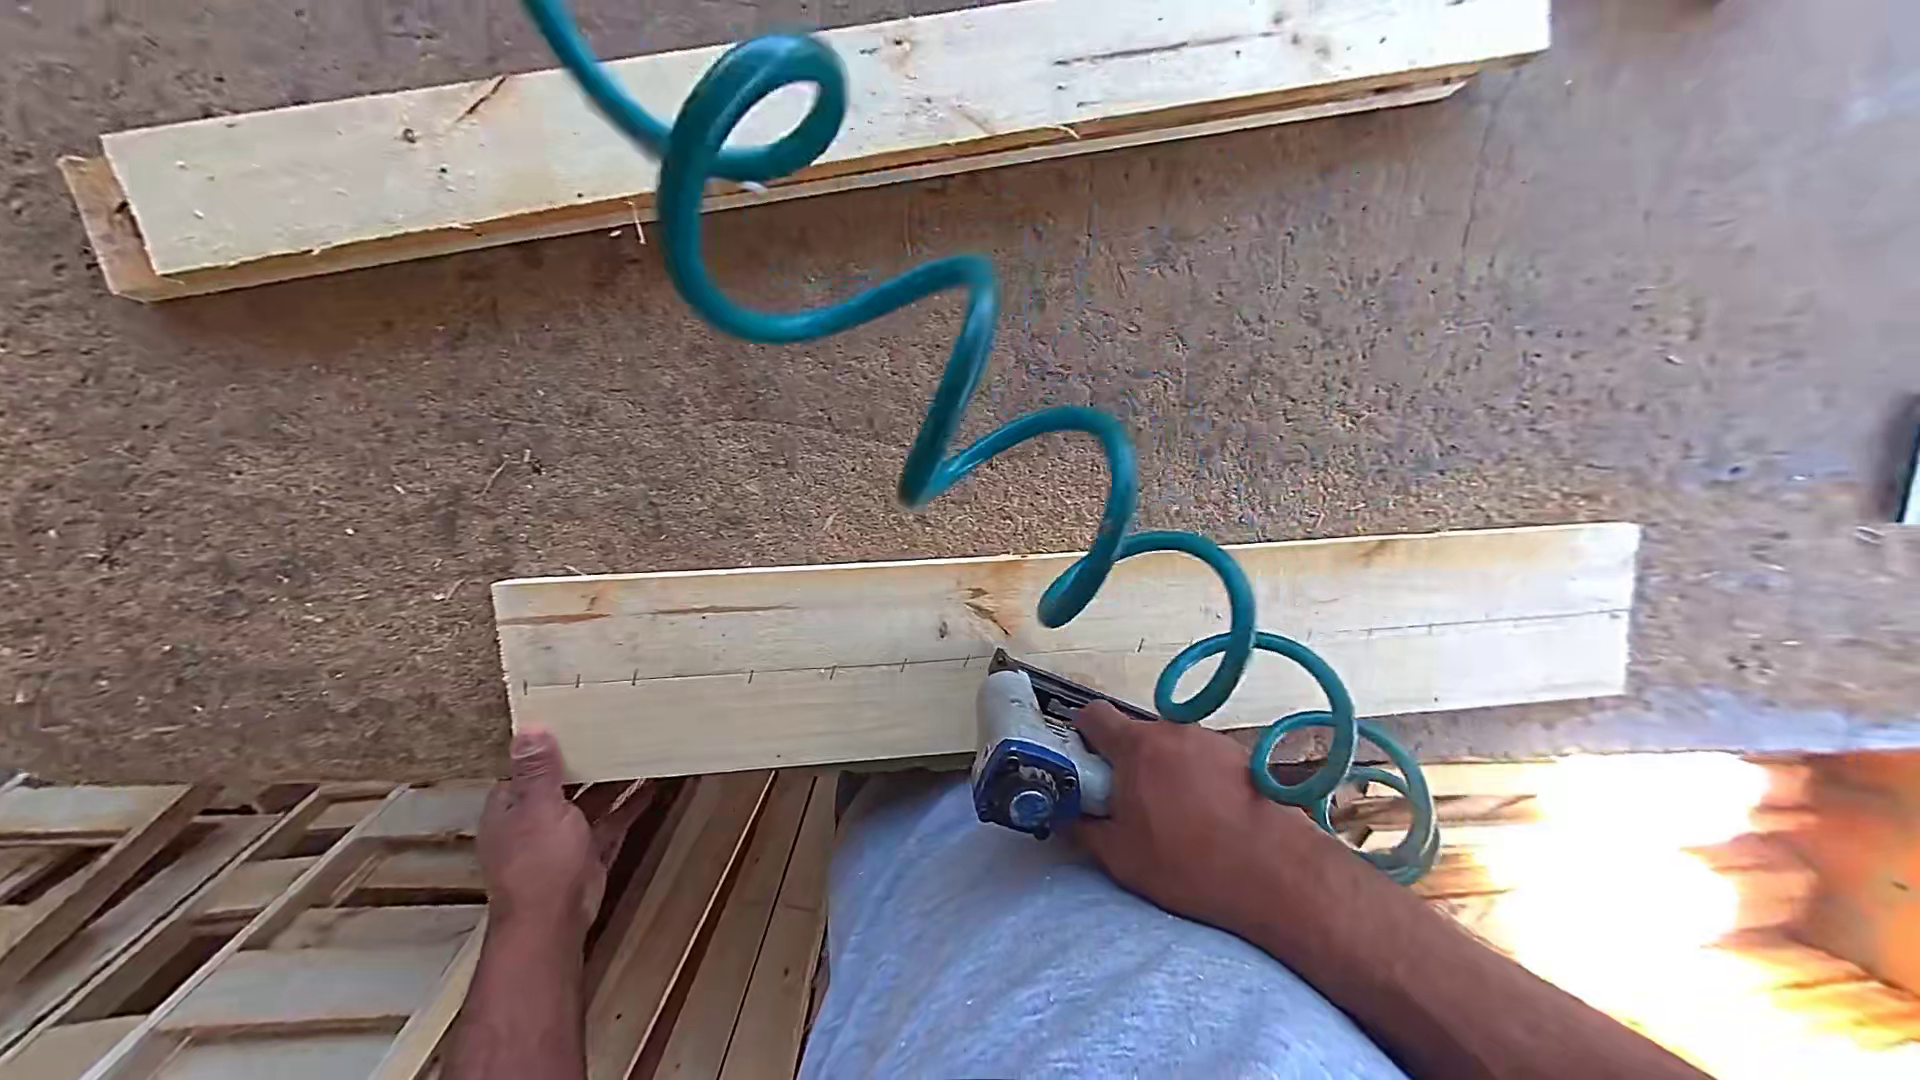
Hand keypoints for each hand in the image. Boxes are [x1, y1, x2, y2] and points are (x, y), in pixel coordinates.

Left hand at [477, 728, 646, 942]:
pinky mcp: (588, 853)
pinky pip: (611, 822)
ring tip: (640, 753)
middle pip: (563, 783)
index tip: (574, 721)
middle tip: (616, 731)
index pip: (526, 770)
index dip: (547, 747)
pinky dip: (628, 806)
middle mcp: (534, 821)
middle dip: (588, 762)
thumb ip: (539, 770)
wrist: (553, 922)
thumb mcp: (539, 807)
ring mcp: (563, 839)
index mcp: (511, 809)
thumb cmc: (539, 861)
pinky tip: (651, 788)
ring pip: (591, 802)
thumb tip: (529, 728)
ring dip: (613, 782)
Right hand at [1071, 702, 1324, 931]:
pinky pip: (1201, 758)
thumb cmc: (1192, 865)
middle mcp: (1172, 731)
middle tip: (1130, 803)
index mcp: (1136, 747)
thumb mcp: (1121, 856)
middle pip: (1134, 733)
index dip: (1081, 733)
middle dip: (1126, 762)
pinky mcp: (1240, 755)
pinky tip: (1209, 818)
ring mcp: (1209, 740)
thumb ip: (1085, 828)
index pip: (1093, 714)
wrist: (1280, 874)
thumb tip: (1070, 815)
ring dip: (1163, 770)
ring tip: (1176, 817)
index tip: (1085, 762)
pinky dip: (1196, 778)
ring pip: (1170, 747)